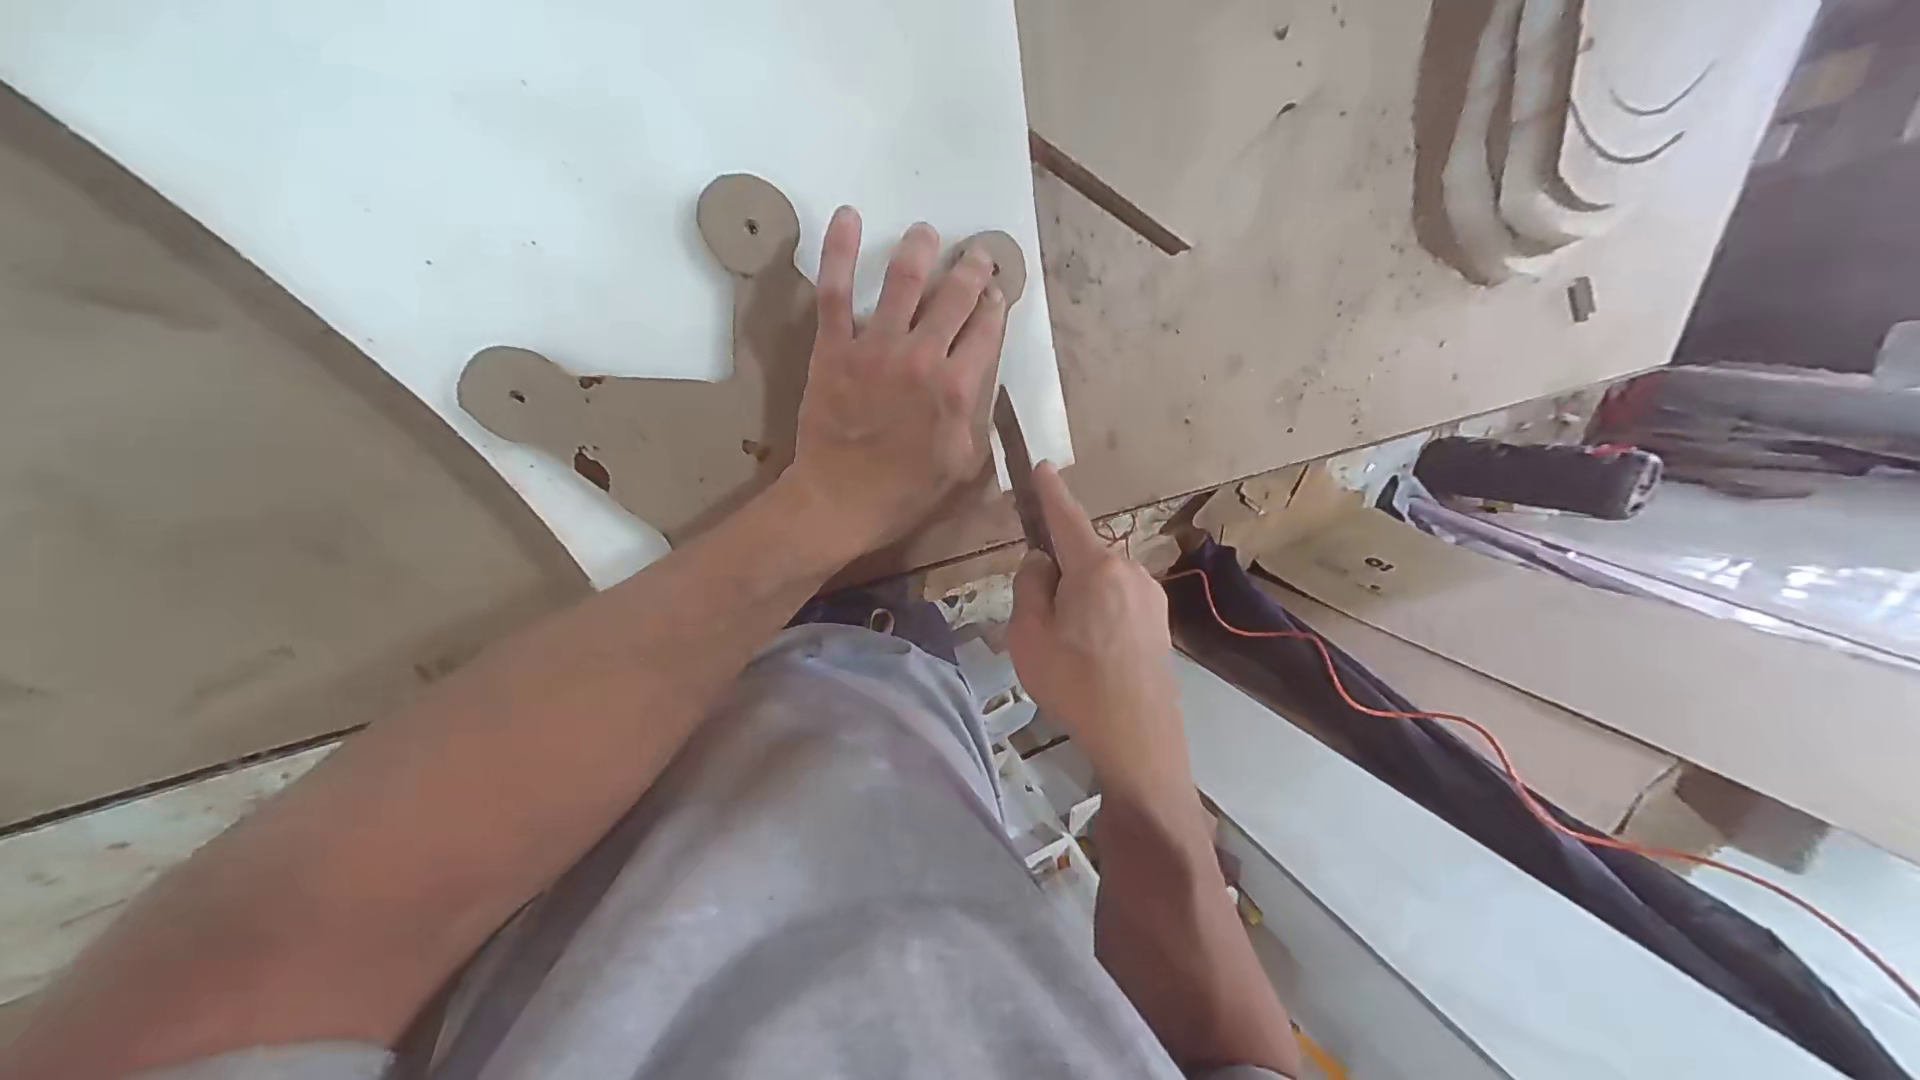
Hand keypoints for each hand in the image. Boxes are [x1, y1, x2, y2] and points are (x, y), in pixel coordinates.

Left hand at [784, 207, 1008, 553]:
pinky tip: (849, 216)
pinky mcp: (834, 347)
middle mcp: (922, 356)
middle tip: (977, 255)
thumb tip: (980, 384)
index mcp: (957, 387)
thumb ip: (976, 418)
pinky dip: (841, 251)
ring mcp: (875, 347)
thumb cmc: (906, 492)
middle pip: (955, 297)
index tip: (998, 293)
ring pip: (904, 281)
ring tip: (927, 232)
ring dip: (920, 249)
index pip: (987, 329)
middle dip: (972, 270)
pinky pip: (836, 291)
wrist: (840, 501)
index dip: (996, 305)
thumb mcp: (963, 465)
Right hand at [1008, 464, 1193, 806]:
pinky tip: (1091, 650)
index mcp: (1096, 568)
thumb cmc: (1076, 685)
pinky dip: (1098, 609)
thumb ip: (1030, 587)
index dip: (1049, 492)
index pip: (1066, 518)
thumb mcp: (1029, 636)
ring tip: (1065, 641)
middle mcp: (1129, 571)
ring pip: (1102, 579)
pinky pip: (1119, 599)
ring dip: (1079, 592)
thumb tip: (1042, 563)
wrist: (1139, 739)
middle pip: (1084, 553)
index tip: (1040, 466)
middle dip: (1059, 565)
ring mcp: (1151, 596)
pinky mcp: (1160, 622)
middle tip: (1038, 611)